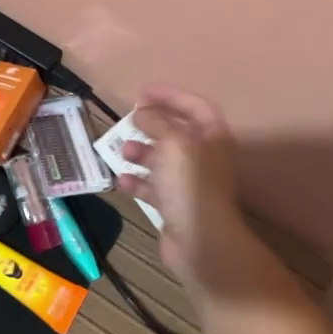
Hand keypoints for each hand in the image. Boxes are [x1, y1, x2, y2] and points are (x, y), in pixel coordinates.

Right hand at [119, 84, 247, 284]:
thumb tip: (141, 113)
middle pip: (176, 133)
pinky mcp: (174, 206)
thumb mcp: (173, 142)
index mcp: (210, 137)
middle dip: (151, 125)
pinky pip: (152, 188)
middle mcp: (202, 157)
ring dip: (140, 153)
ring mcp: (189, 184)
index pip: (194, 106)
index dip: (170, 95)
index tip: (142, 92)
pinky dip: (137, 182)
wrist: (200, 241)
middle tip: (128, 121)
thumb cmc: (190, 185)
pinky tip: (121, 180)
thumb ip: (156, 121)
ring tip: (122, 152)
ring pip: (162, 160)